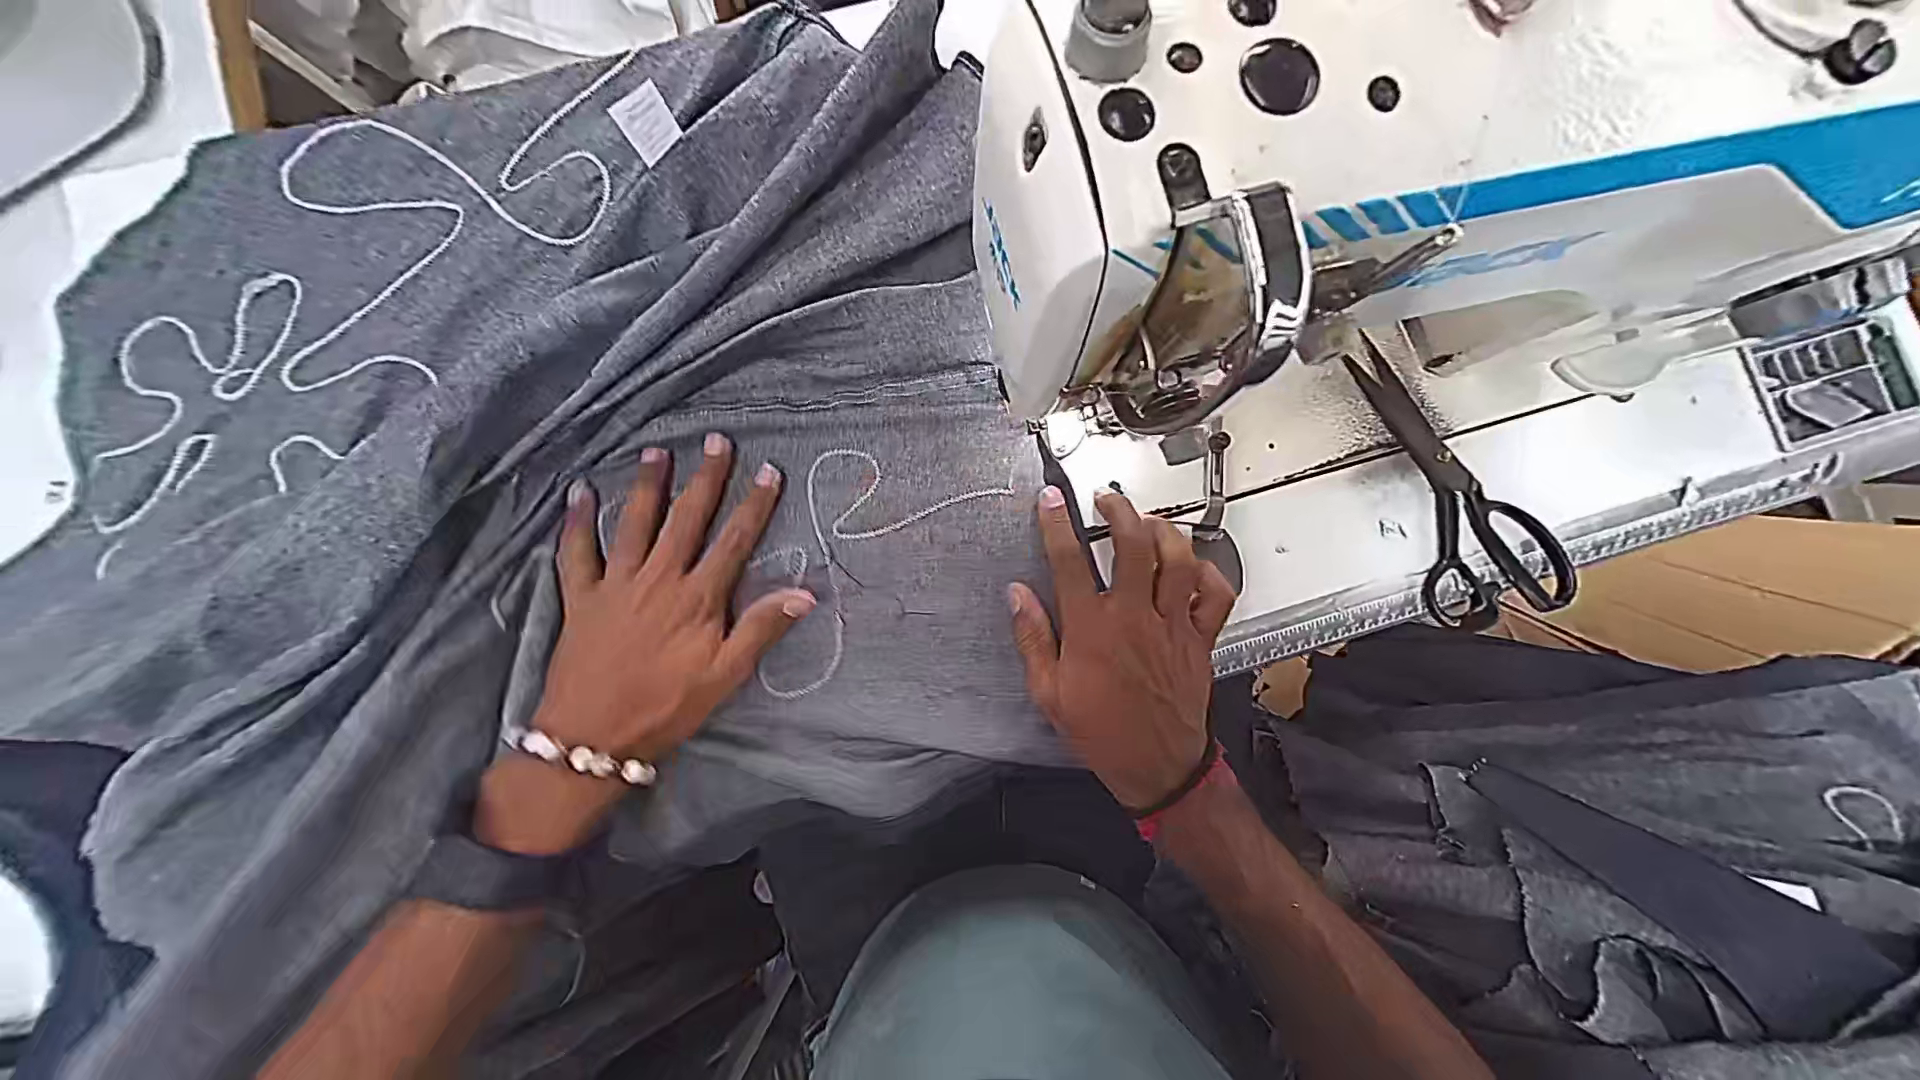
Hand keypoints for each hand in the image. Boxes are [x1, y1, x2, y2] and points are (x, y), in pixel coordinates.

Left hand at [476, 433, 815, 853]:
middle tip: (717, 441)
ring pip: (635, 523)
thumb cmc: (667, 706)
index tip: (768, 471)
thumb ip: (761, 629)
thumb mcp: (725, 675)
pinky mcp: (580, 597)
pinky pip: (576, 551)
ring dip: (649, 485)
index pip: (733, 541)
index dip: (754, 505)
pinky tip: (580, 492)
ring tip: (658, 450)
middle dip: (706, 479)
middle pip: (687, 519)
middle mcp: (659, 579)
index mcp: (698, 598)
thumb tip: (805, 593)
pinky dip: (577, 521)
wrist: (592, 738)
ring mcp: (616, 584)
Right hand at [1007, 488, 1235, 810]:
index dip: (1057, 525)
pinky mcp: (1199, 639)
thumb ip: (1032, 638)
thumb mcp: (1048, 692)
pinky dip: (1208, 572)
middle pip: (1132, 545)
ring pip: (1176, 560)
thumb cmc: (1103, 732)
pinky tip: (1192, 565)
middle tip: (1107, 499)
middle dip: (1118, 511)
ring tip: (1147, 521)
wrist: (1157, 767)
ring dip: (1162, 531)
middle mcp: (1133, 618)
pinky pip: (1215, 595)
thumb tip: (1018, 597)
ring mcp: (1171, 626)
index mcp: (1092, 629)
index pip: (1070, 562)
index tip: (1051, 502)